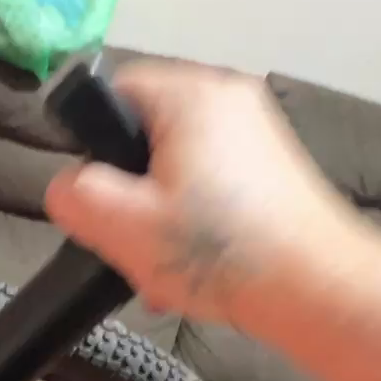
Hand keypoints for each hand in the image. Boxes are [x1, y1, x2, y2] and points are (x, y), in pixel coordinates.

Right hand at [44, 60, 361, 326]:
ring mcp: (256, 138)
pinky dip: (191, 227)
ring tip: (157, 270)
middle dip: (127, 195)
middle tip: (125, 242)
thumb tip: (65, 186)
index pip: (115, 92)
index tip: (95, 196)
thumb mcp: (124, 226)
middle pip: (146, 138)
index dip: (93, 144)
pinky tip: (188, 272)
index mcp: (190, 97)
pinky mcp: (271, 174)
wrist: (315, 289)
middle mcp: (228, 102)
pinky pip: (209, 190)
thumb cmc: (217, 252)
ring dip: (156, 222)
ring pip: (177, 171)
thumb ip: (77, 196)